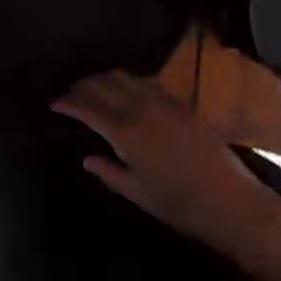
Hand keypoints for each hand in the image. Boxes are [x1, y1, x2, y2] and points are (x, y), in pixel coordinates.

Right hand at [52, 71, 280, 250]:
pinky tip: (125, 91)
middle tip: (70, 92)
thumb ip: (109, 172)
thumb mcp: (137, 193)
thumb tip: (87, 158)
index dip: (69, 102)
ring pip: (125, 76)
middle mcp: (141, 107)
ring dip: (105, 78)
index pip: (89, 107)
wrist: (227, 197)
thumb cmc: (178, 203)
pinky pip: (145, 81)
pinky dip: (127, 81)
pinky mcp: (178, 101)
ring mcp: (162, 100)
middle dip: (84, 85)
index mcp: (126, 131)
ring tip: (93, 87)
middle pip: (105, 83)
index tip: (54, 102)